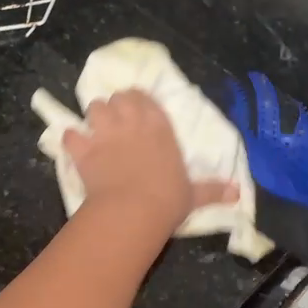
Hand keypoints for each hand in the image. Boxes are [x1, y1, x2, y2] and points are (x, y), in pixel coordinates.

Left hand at [62, 90, 239, 230]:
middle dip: (115, 105)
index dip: (138, 101)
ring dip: (93, 116)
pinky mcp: (83, 149)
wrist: (133, 210)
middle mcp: (131, 123)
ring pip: (93, 107)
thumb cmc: (168, 200)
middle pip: (118, 97)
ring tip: (95, 129)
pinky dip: (70, 139)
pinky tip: (74, 146)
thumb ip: (213, 190)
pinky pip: (69, 134)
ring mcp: (104, 133)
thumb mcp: (194, 195)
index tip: (137, 110)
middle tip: (116, 120)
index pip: (145, 99)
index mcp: (159, 128)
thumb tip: (238, 193)